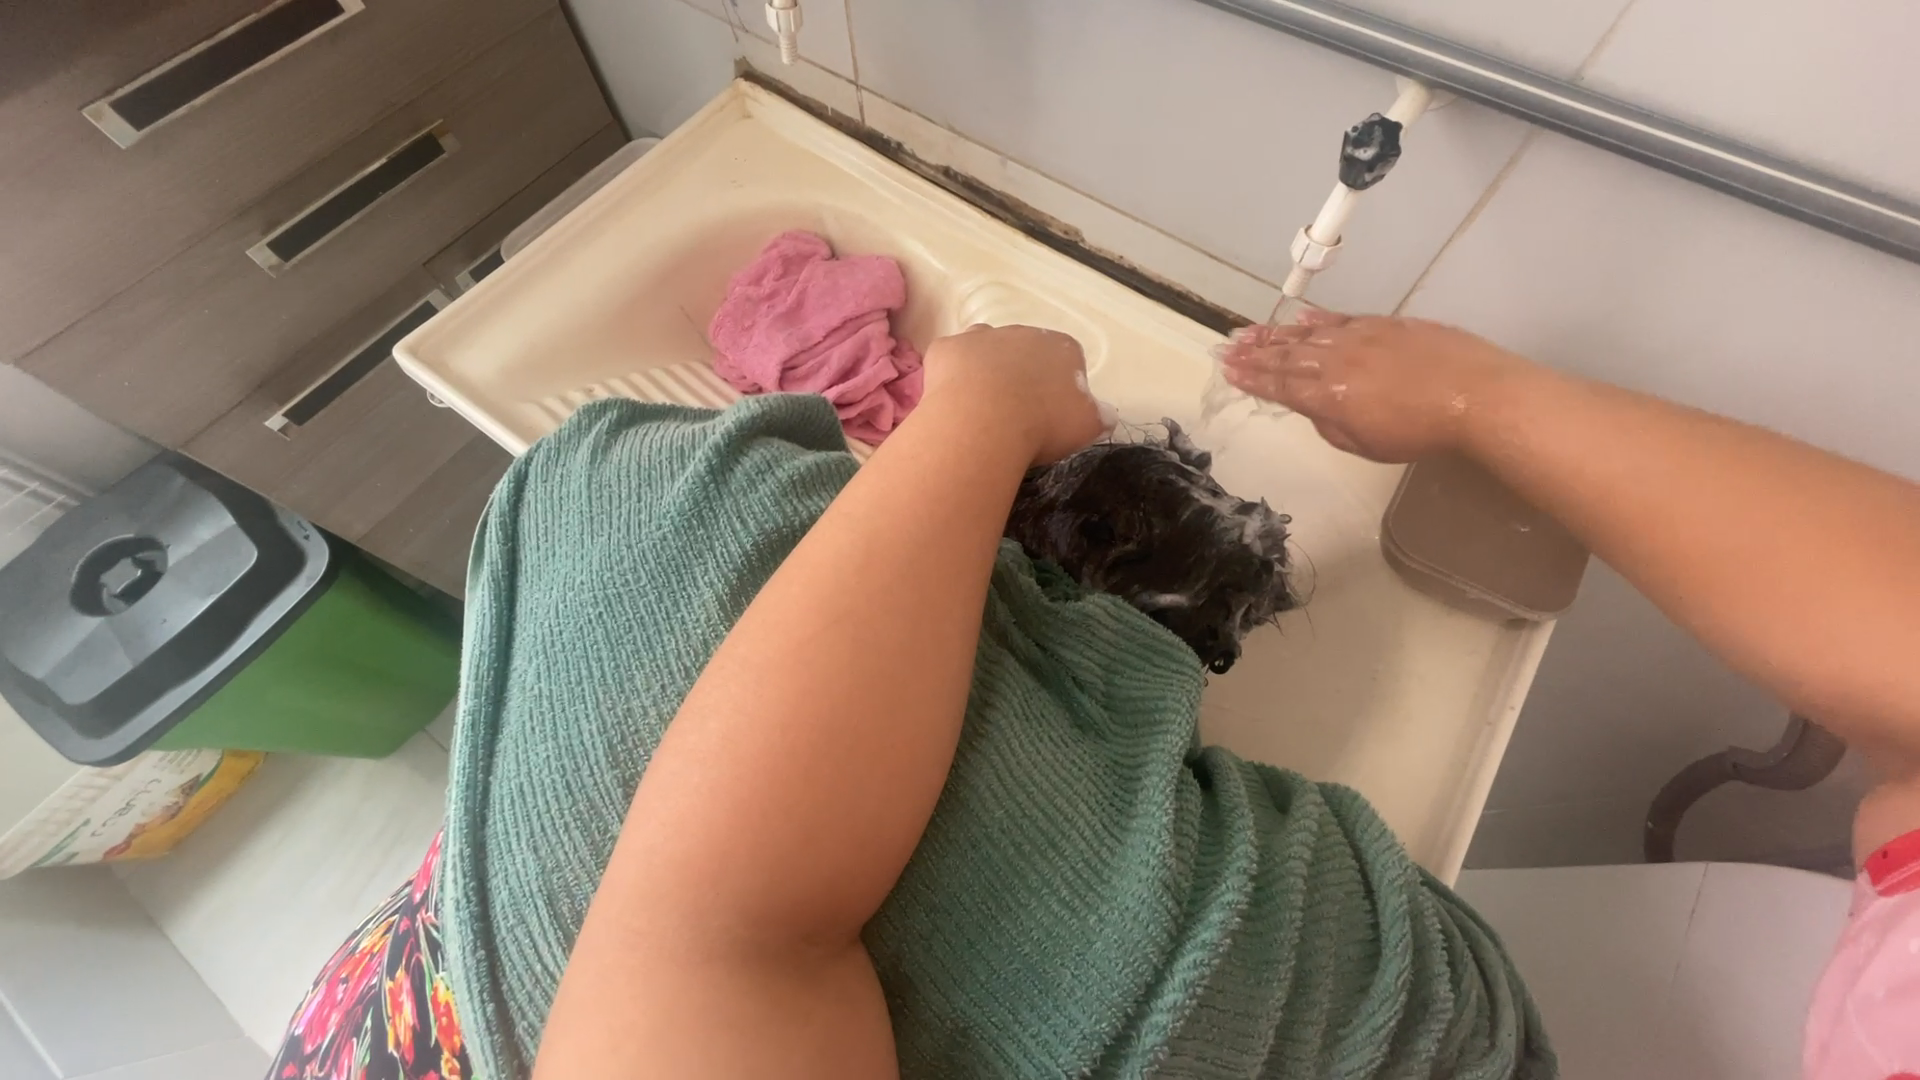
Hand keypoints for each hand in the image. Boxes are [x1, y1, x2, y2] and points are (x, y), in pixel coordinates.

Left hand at [922, 324, 1107, 464]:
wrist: (984, 422)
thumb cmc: (1042, 425)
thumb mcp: (1086, 427)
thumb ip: (1099, 416)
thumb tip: (1106, 414)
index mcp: (1062, 348)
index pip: (1068, 360)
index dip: (1060, 386)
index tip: (1051, 414)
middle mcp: (1022, 333)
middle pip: (1025, 352)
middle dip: (1021, 376)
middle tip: (1014, 415)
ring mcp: (981, 337)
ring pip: (985, 350)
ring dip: (985, 370)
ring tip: (980, 408)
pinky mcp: (946, 348)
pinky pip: (950, 360)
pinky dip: (951, 377)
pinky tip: (951, 403)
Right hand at [1219, 310, 1530, 462]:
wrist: (1477, 396)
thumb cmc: (1418, 432)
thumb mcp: (1363, 444)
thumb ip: (1330, 424)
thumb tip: (1315, 406)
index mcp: (1326, 396)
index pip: (1278, 386)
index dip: (1251, 378)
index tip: (1227, 370)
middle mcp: (1335, 362)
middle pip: (1286, 356)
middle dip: (1253, 354)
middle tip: (1227, 348)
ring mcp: (1360, 338)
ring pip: (1308, 335)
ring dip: (1275, 334)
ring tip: (1251, 332)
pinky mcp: (1386, 325)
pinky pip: (1341, 319)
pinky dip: (1316, 319)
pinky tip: (1301, 317)